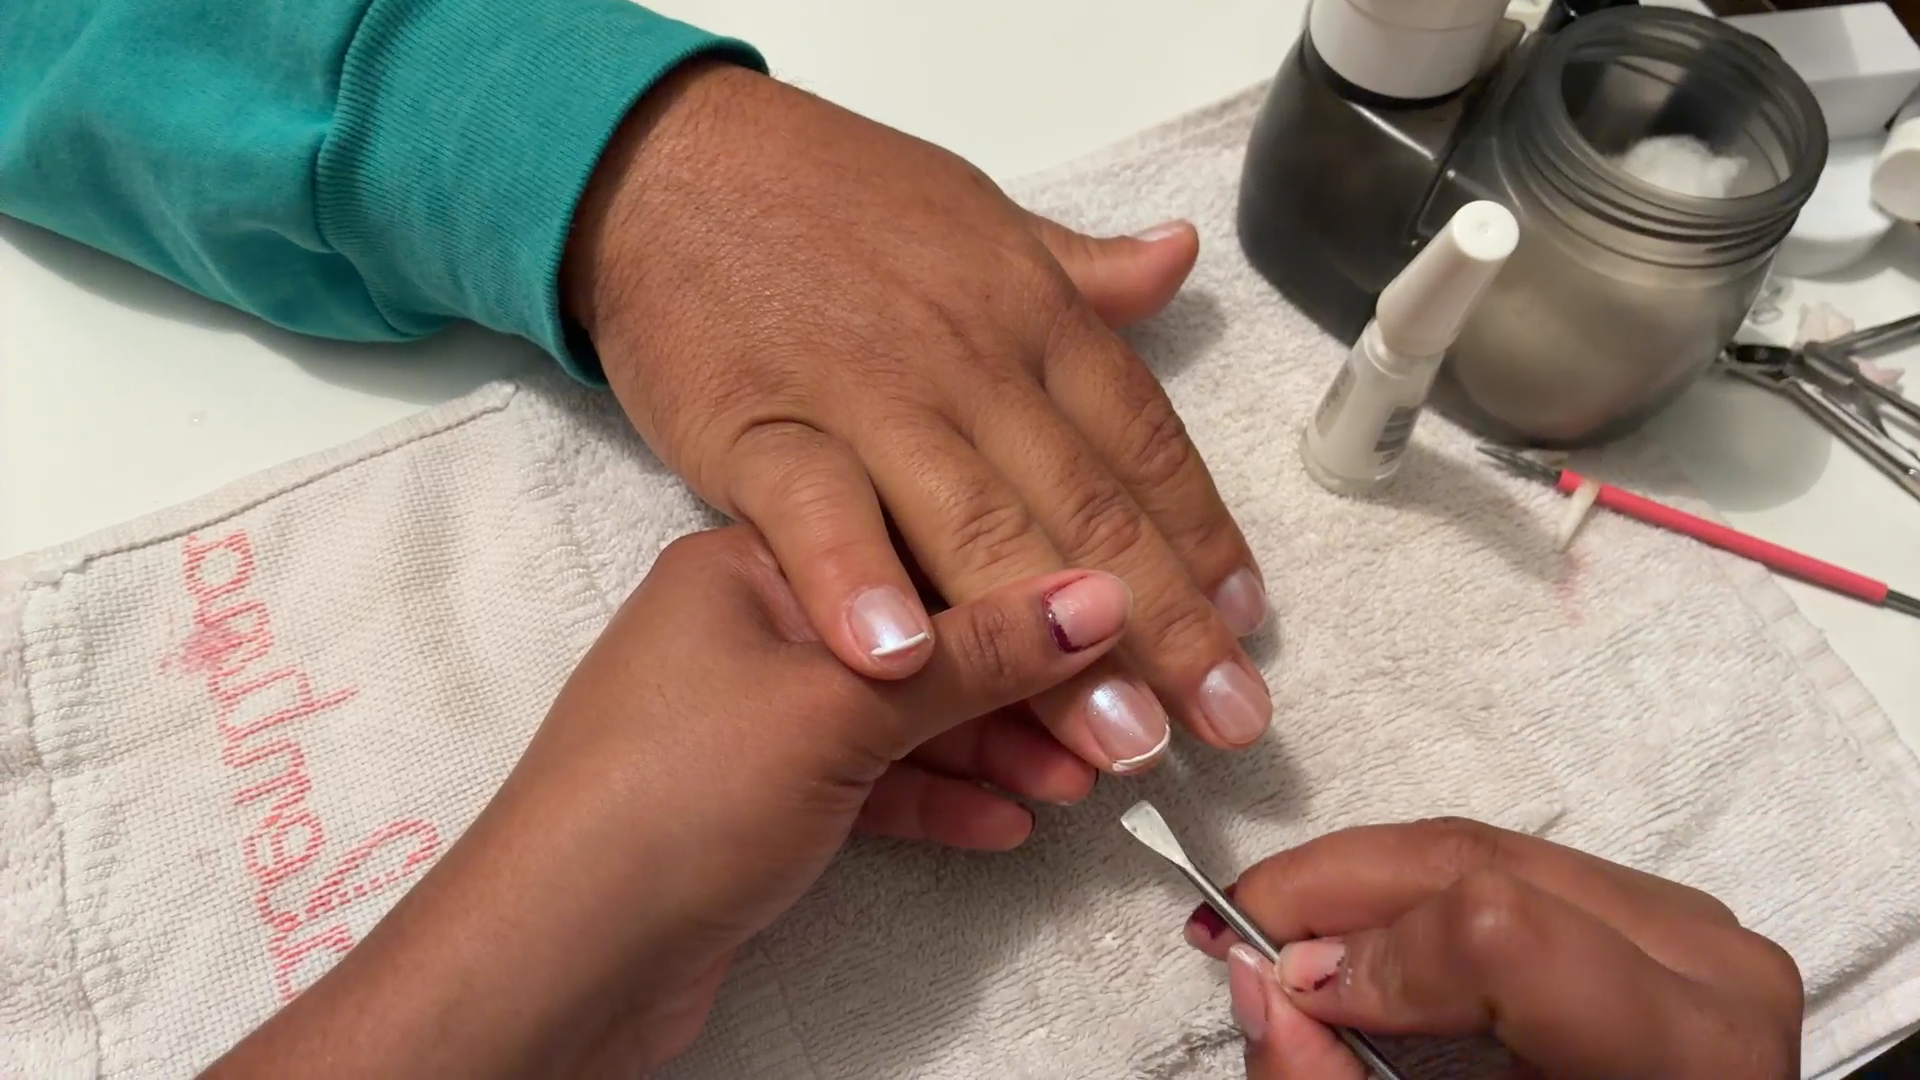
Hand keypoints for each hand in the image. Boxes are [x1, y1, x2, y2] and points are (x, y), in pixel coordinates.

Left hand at [203, 527, 1133, 1078]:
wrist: (554, 972)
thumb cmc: (690, 792)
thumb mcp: (844, 710)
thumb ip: (979, 653)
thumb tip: (1105, 596)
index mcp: (756, 561)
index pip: (915, 555)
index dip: (1015, 593)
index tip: (1105, 637)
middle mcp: (758, 623)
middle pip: (915, 642)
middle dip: (1011, 692)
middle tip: (1108, 729)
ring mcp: (759, 711)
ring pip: (899, 719)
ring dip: (985, 752)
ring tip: (1075, 784)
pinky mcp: (766, 791)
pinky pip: (869, 778)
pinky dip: (934, 798)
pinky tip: (1006, 822)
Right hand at [562, 60, 1272, 788]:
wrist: (677, 168)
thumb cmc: (836, 200)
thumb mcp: (980, 215)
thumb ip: (1080, 267)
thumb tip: (1180, 255)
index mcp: (1030, 314)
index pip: (1143, 442)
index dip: (1204, 540)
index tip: (1247, 625)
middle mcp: (969, 363)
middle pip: (1087, 509)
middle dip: (1165, 626)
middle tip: (1225, 723)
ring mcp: (865, 397)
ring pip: (979, 532)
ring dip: (1051, 651)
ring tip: (1117, 742)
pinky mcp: (760, 428)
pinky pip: (820, 514)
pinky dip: (861, 583)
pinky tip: (903, 665)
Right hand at [1184, 820, 1802, 1078]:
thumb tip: (1248, 976)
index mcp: (1686, 1053)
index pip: (1502, 935)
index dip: (1376, 952)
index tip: (1291, 987)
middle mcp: (1698, 956)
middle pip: (1464, 862)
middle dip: (1329, 888)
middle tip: (1242, 923)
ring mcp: (1670, 911)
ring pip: (1460, 842)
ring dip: (1354, 880)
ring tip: (1290, 924)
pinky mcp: (1633, 894)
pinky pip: (1479, 851)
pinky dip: (1395, 879)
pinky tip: (1352, 917)